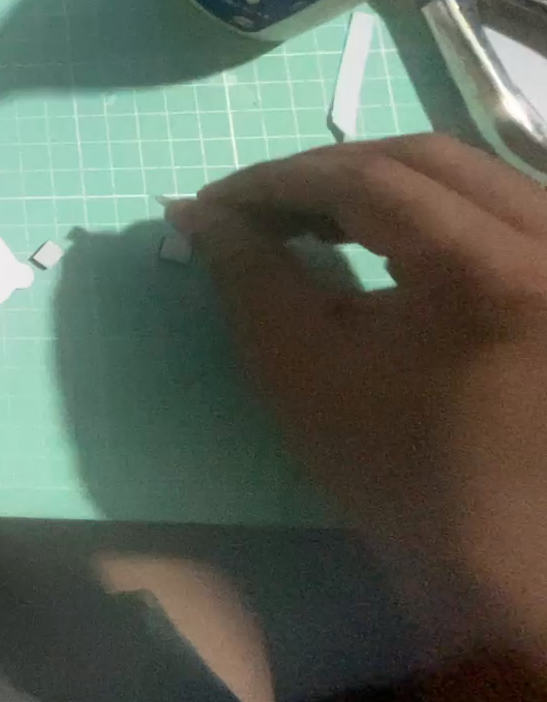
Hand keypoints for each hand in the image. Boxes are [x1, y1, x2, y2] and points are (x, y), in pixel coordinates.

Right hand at [167, 135, 546, 654]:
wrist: (506, 544)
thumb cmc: (388, 456)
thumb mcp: (291, 357)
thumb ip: (244, 268)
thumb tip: (194, 211)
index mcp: (491, 272)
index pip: (365, 181)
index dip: (271, 181)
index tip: (207, 204)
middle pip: (425, 157)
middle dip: (316, 172)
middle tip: (246, 206)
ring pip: (463, 172)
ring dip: (362, 183)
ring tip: (294, 218)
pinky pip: (491, 203)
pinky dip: (411, 205)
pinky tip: (361, 234)